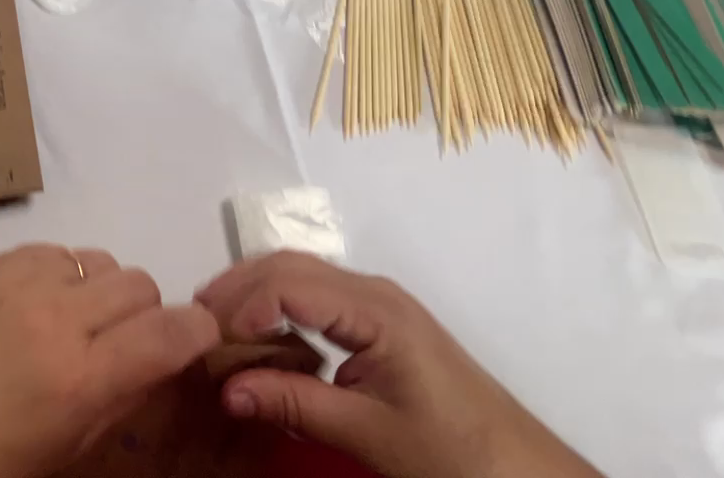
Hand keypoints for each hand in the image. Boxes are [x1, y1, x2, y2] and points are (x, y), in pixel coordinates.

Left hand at [0, 244, 218, 477]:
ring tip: (77, 321)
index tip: (195, 339)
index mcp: (79, 377)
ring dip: (102, 289)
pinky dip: (63, 273)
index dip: (196, 331)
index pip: (170, 330)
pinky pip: (56, 249)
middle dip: (146, 313)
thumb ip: (125, 394)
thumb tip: (164, 356)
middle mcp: (55, 315)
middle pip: (139, 283)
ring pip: (100, 259)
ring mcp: (20, 280)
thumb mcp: (72, 447)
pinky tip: (41, 303)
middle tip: (122, 341)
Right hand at [194, 253, 602, 477]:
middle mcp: (372, 291)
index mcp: (375, 310)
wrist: (527, 474)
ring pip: (299, 272)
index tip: (209, 338)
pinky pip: (315, 293)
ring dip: (254, 290)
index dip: (243, 304)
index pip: (290, 283)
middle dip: (238, 286)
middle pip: (289, 265)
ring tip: (216, 321)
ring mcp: (376, 302)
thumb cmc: (454, 454)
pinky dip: (277, 302)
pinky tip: (260, 330)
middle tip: (196, 319)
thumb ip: (295, 406)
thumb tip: (225, 389)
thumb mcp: (372, 436)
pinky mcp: (377, 320)